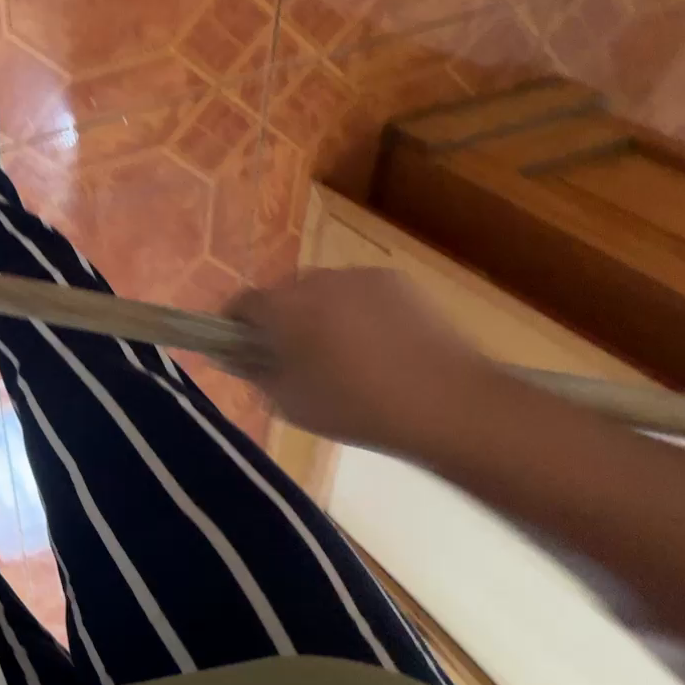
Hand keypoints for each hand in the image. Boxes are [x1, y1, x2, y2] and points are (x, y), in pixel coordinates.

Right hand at [227, 268, 508, 455]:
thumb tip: (232, 355)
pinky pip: (357, 291)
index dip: (233, 327)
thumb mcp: (288, 402)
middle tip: (292, 357)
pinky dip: (353, 310)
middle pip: (279, 293)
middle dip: (278, 319)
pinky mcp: (397, 281)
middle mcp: (315, 280)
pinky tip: (374, 345)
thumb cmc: (357, 408)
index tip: (241, 352)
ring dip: (316, 313)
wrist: (452, 405)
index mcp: (282, 307)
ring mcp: (358, 276)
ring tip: (338, 353)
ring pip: (319, 290)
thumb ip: (251, 372)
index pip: (239, 304)